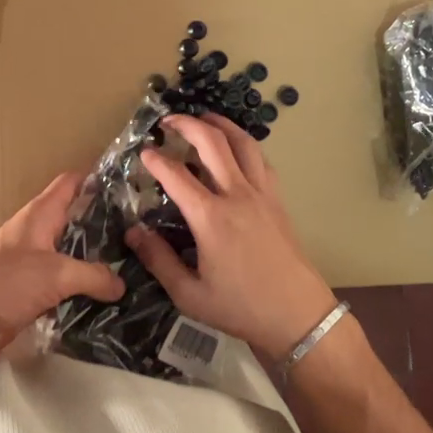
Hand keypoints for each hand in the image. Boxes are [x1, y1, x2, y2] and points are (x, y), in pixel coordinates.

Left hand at [0, 172, 125, 361]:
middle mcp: (39, 231)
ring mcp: (35, 261)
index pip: (72, 182)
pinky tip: (110, 293)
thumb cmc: (4, 283)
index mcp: (40, 214)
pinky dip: (84, 284)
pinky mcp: (33, 289)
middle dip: (106, 222)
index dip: (98, 178)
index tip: (130, 186)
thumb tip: (122, 283)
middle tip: (142, 231)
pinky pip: (65, 281)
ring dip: (97, 258)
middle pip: (77, 218)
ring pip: (73, 251)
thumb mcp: (55, 274)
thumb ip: (92, 276)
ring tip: (134, 262)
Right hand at [129, 113, 338, 361]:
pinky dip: (244, 144)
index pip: (176, 175)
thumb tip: (133, 232)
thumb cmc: (241, 307)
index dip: (155, 159)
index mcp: (211, 218)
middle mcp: (236, 195)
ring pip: (242, 143)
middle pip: (212, 142)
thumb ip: (158, 261)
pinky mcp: (277, 199)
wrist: (299, 315)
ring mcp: (261, 193)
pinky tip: (235, 147)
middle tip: (168, 120)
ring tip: (202, 118)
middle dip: (187, 124)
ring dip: (220, 124)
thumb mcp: (189, 295)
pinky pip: (260, 159)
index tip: (142, 152)